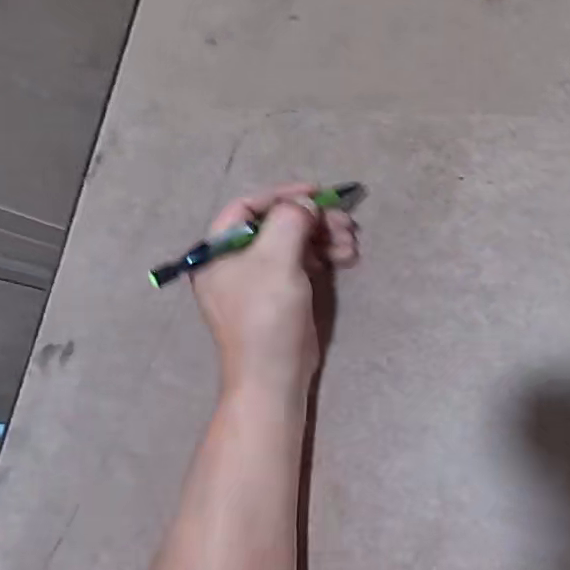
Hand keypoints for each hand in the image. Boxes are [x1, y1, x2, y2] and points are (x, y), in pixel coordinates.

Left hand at [190, 184, 358, 400]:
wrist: (273, 376)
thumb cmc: (266, 314)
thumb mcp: (276, 259)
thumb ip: (289, 220)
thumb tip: (305, 205)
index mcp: (217, 250)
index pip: (247, 207)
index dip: (282, 196)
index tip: (317, 193)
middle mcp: (233, 262)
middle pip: (274, 225)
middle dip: (311, 220)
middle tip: (344, 221)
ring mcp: (256, 281)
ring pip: (291, 244)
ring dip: (323, 237)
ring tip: (352, 241)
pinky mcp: (278, 297)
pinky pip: (299, 265)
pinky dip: (322, 256)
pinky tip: (346, 256)